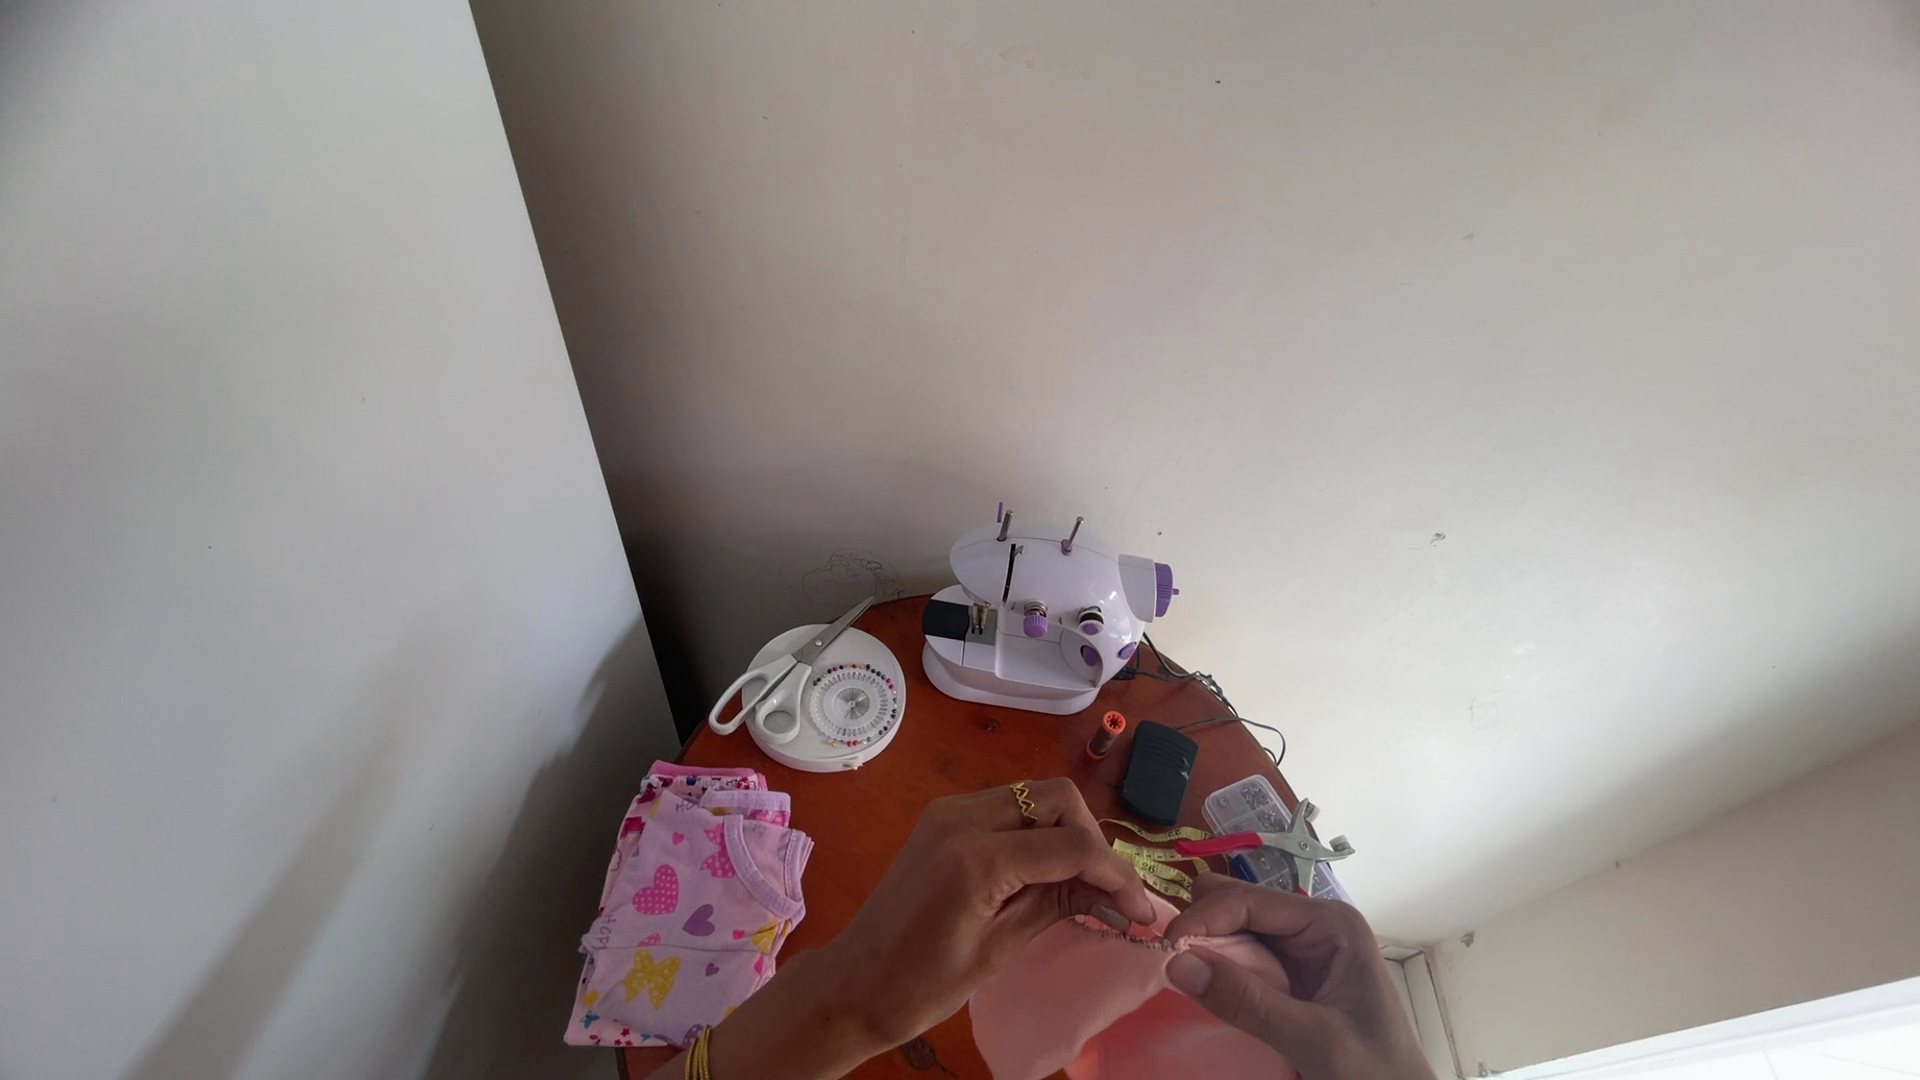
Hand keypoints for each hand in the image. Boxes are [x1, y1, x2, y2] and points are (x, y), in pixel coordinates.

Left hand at [682, 777, 1157, 1079]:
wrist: (854, 980)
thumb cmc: (923, 984)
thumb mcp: (998, 950)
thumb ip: (1058, 905)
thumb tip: (1117, 896)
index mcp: (977, 856)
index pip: (1069, 843)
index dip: (1113, 872)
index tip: (1139, 907)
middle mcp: (964, 815)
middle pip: (1054, 796)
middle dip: (1091, 837)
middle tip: (1107, 890)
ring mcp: (950, 808)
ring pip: (1033, 794)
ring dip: (1066, 830)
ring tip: (1082, 881)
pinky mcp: (944, 814)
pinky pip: (1007, 806)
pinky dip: (1037, 829)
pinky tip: (1045, 868)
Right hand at [1162, 873, 1435, 1079]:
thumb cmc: (1378, 1078)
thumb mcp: (1317, 1043)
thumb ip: (1249, 1003)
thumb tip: (1176, 963)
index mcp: (1330, 922)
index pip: (1247, 899)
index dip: (1203, 918)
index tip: (1166, 950)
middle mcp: (1311, 921)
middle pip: (1234, 901)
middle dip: (1200, 925)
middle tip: (1174, 963)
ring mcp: (1298, 945)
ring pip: (1230, 924)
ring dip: (1203, 945)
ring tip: (1185, 975)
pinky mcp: (1286, 971)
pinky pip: (1236, 953)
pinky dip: (1214, 965)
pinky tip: (1205, 985)